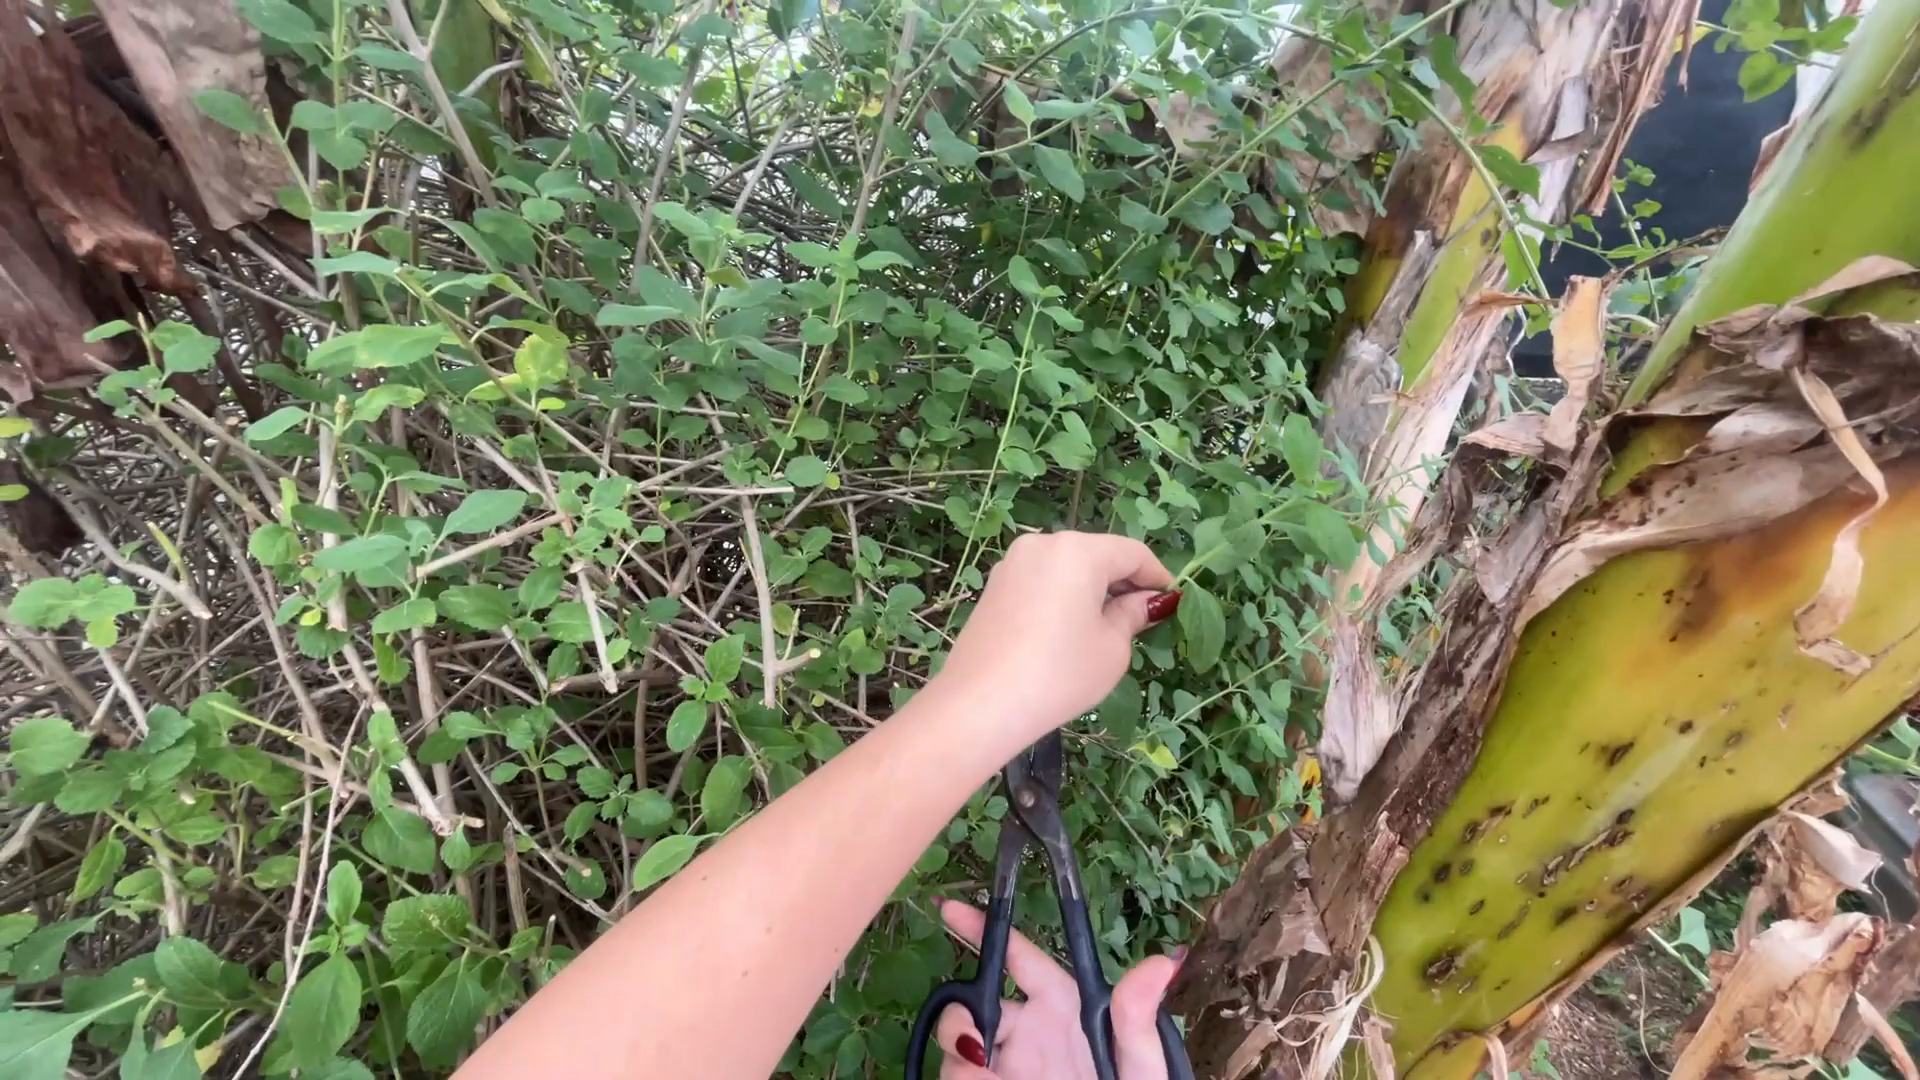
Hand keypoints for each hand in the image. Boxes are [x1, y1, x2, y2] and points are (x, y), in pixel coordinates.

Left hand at [932, 532, 1174, 739]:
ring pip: (1067, 567)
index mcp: (1077, 550)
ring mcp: (1013, 563)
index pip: (1132, 552)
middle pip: (1097, 554)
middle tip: (1141, 619)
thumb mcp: (1111, 648)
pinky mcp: (994, 586)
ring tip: (1105, 629)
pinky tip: (1068, 630)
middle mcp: (1042, 544)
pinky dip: (1062, 596)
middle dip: (1122, 582)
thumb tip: (1148, 601)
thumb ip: (1132, 615)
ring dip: (1091, 589)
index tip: (1171, 602)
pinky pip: (1042, 581)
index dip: (1157, 576)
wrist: (980, 703)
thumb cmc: (1058, 674)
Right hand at [932, 899, 1183, 1079]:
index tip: (948, 909)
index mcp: (1062, 1008)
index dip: (981, 927)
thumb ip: (1136, 1019)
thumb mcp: (1138, 1069)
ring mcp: (1005, 1067)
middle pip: (973, 1003)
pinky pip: (959, 1078)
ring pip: (958, 1046)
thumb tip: (1163, 960)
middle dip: (959, 1016)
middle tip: (974, 1044)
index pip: (1017, 956)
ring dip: (961, 1063)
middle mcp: (1027, 1032)